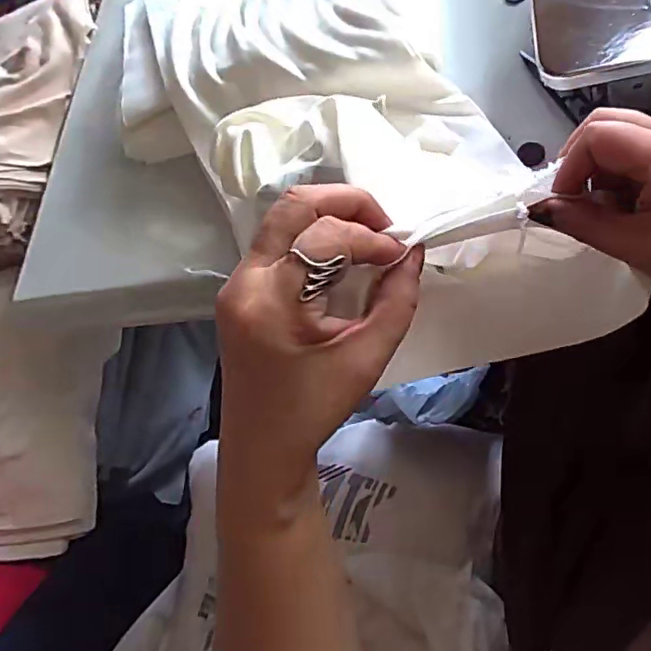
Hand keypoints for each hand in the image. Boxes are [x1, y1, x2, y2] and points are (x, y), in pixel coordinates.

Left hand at [215, 185, 423, 520]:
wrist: (263, 449)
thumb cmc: (314, 409)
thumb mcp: (367, 358)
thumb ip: (397, 301)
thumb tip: (412, 254)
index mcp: (270, 301)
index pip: (324, 238)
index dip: (370, 239)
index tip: (400, 256)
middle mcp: (245, 281)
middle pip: (292, 206)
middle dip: (346, 202)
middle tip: (385, 224)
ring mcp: (237, 283)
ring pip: (282, 218)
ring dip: (329, 216)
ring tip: (368, 236)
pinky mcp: (241, 290)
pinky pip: (278, 243)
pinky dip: (314, 237)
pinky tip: (343, 257)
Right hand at [533, 109, 650, 306]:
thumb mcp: (636, 246)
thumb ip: (583, 223)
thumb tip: (543, 208)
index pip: (597, 135)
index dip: (570, 166)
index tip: (564, 203)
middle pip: (608, 122)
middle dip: (579, 158)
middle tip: (573, 197)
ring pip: (622, 134)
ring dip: (599, 166)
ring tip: (601, 207)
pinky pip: (640, 151)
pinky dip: (619, 173)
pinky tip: (624, 206)